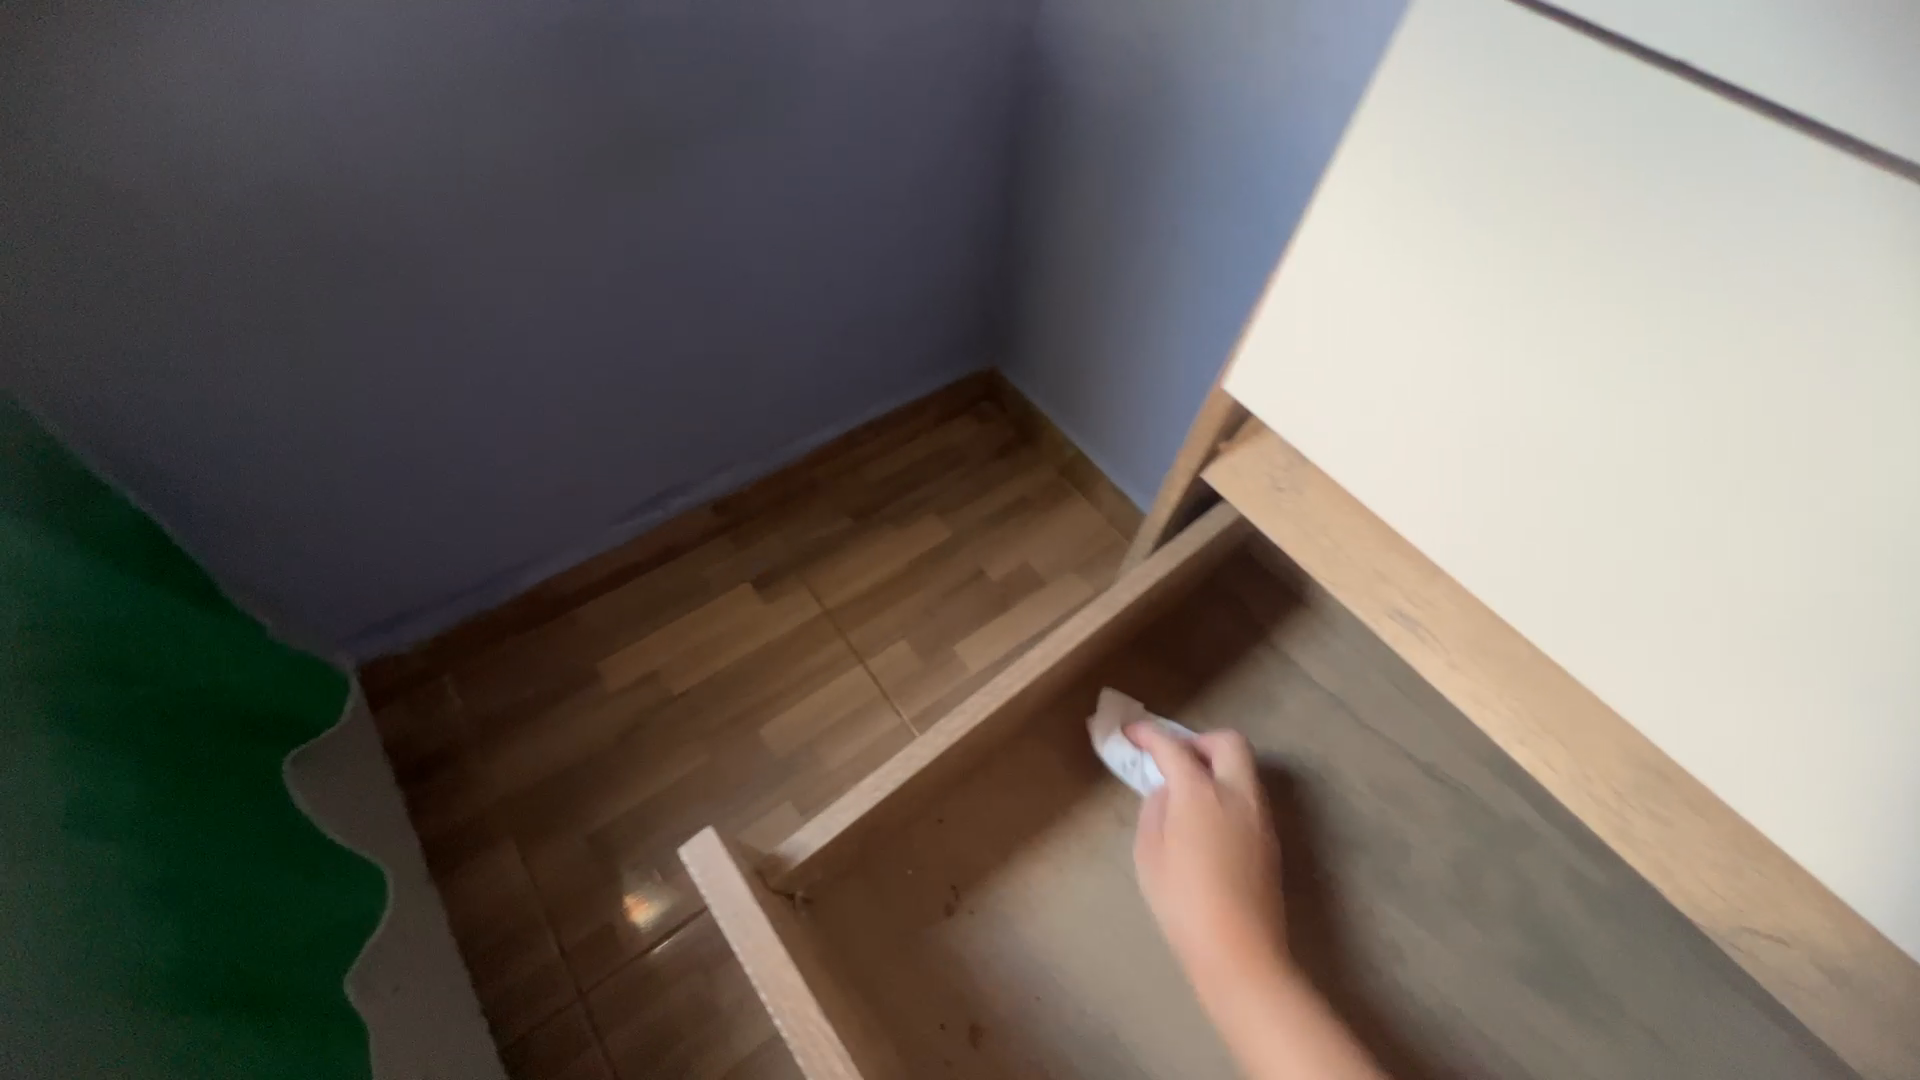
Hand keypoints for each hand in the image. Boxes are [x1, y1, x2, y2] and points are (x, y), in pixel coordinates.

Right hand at [1129, 723, 1288, 986]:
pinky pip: (1249, 797)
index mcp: (1201, 792)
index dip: (1149, 735)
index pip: (1174, 747)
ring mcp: (1260, 817)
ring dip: (1217, 767)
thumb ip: (1156, 810)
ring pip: (1244, 769)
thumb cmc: (1183, 902)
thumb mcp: (1149, 853)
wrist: (1240, 953)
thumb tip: (1167, 792)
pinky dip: (1228, 792)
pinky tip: (1208, 821)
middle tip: (1175, 760)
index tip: (1132, 732)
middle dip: (1199, 741)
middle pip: (1228, 742)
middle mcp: (1237, 794)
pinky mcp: (1270, 840)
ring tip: (1189, 793)